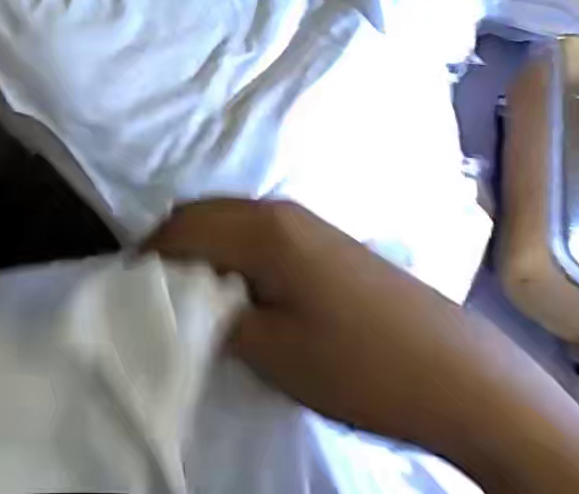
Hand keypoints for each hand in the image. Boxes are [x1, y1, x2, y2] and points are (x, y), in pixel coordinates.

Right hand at [145, 199, 578, 493]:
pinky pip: (261, 235)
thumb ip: (217, 316)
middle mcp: (283, 210)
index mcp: (264, 227)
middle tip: (152, 298)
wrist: (452, 369)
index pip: (184, 225)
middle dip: (172, 248)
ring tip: (189, 301)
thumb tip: (184, 298)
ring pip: (234, 223)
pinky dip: (234, 255)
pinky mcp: (327, 242)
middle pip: (206, 214)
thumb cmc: (357, 363)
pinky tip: (237, 294)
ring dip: (204, 251)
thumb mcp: (272, 350)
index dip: (149, 256)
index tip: (126, 293)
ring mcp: (310, 222)